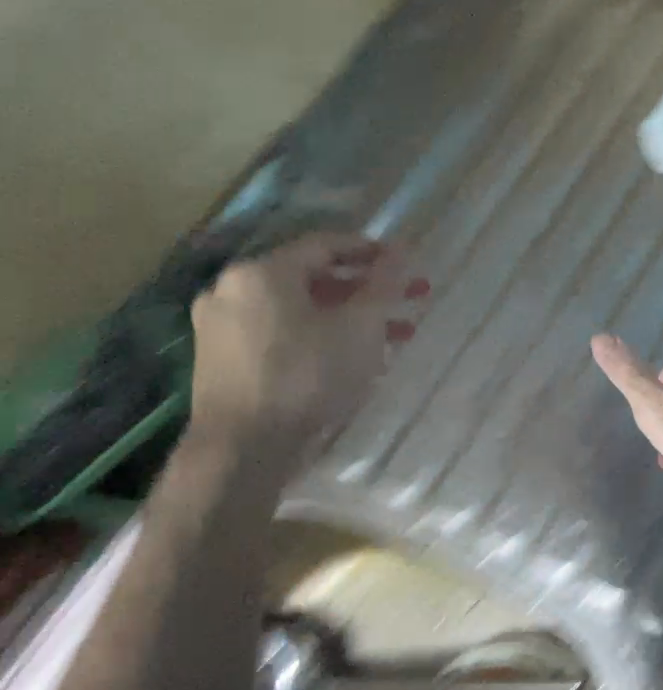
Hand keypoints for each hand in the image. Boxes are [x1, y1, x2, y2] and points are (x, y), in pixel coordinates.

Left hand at [188, 232, 428, 444]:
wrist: (246, 443)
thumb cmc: (309, 375)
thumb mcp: (361, 326)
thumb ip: (383, 284)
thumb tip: (403, 249)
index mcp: (262, 273)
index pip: (325, 245)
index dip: (372, 250)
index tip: (409, 263)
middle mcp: (233, 289)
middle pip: (312, 276)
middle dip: (368, 287)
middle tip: (412, 298)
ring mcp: (223, 323)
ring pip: (300, 306)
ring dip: (351, 314)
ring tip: (396, 333)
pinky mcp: (225, 355)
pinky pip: (283, 329)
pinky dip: (322, 332)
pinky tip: (354, 354)